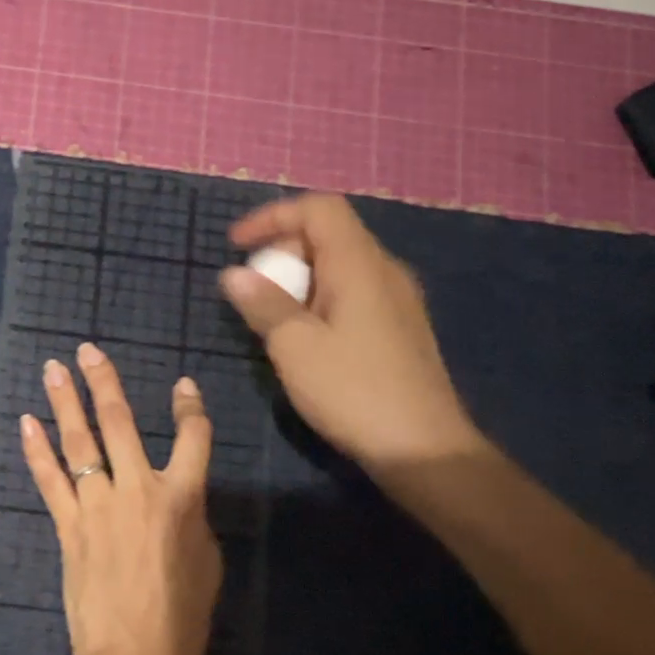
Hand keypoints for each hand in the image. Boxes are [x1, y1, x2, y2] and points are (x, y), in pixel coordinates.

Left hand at [21, 342, 222, 654]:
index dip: (190, 408)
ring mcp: (97, 506)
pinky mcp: (67, 526)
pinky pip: (50, 480)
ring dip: (64, 402)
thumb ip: (190, 519)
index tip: (182, 385)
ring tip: (53, 370)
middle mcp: (138, 491)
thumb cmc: (182, 616)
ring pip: (79, 442)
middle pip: (120, 424)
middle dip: (104, 383)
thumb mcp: (206, 562)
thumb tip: (176, 499)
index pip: (192, 438)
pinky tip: (26, 423)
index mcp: (183, 499)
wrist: (134, 654)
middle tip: (87, 351)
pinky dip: (36, 451)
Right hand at [220, 194, 484, 466]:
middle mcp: (384, 272)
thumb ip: (263, 305)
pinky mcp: (396, 328)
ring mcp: (395, 300)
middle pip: (329, 235)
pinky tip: (302, 339)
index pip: (319, 209)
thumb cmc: (352, 391)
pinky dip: (316, 300)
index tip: (234, 245)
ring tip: (268, 319)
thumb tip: (234, 274)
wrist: (421, 445)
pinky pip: (350, 293)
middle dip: (281, 252)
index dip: (273, 216)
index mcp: (360, 266)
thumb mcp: (294, 347)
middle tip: (250, 292)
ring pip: (338, 267)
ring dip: (296, 280)